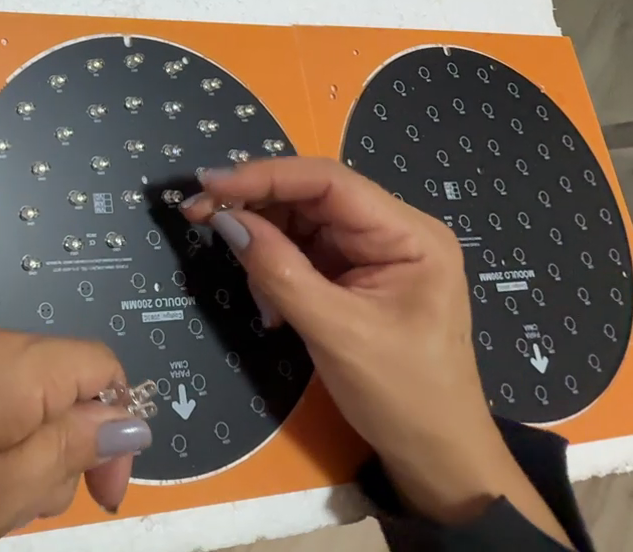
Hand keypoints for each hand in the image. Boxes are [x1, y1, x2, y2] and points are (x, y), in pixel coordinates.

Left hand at [0, 314, 152, 551]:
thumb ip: (70, 451)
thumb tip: (129, 419)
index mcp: (9, 362)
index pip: (101, 364)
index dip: (117, 425)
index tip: (100, 491)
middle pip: (62, 374)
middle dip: (64, 440)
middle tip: (24, 503)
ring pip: (23, 383)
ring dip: (25, 439)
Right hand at [181, 157, 571, 548]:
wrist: (435, 457)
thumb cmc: (402, 395)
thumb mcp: (336, 333)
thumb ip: (278, 270)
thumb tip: (223, 219)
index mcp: (408, 234)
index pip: (327, 182)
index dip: (265, 175)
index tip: (209, 183)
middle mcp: (390, 230)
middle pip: (307, 195)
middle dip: (253, 205)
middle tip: (196, 214)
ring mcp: (369, 250)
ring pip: (296, 220)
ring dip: (260, 242)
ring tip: (249, 283)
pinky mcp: (349, 271)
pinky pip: (297, 249)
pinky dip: (271, 268)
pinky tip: (268, 303)